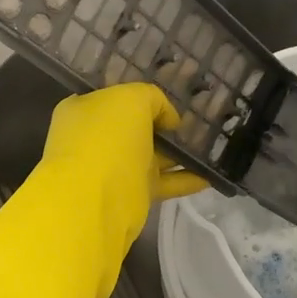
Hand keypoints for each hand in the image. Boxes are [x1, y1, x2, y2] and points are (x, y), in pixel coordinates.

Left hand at [38, 82, 209, 215]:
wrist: (93, 199)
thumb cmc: (106, 138)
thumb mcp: (131, 98)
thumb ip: (151, 98)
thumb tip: (166, 119)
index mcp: (84, 111)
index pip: (115, 99)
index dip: (142, 99)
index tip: (171, 101)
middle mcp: (96, 140)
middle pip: (135, 129)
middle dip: (164, 126)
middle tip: (197, 122)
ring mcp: (114, 169)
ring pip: (153, 156)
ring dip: (180, 153)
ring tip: (212, 145)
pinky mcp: (132, 195)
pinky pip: (164, 183)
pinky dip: (186, 179)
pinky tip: (211, 174)